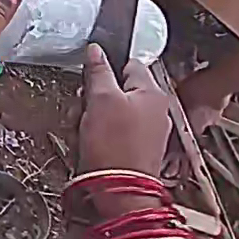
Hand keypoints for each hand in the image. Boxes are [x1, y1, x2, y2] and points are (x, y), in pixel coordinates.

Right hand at [77, 45, 171, 215]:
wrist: (118, 187)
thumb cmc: (113, 143)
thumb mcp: (100, 99)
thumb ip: (98, 71)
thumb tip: (96, 50)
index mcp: (153, 94)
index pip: (129, 64)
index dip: (106, 68)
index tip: (90, 77)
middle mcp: (155, 110)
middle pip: (117, 88)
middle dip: (94, 95)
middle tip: (85, 106)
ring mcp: (146, 129)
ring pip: (110, 108)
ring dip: (91, 114)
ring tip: (84, 126)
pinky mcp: (134, 145)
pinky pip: (110, 128)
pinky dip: (96, 131)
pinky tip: (87, 139)